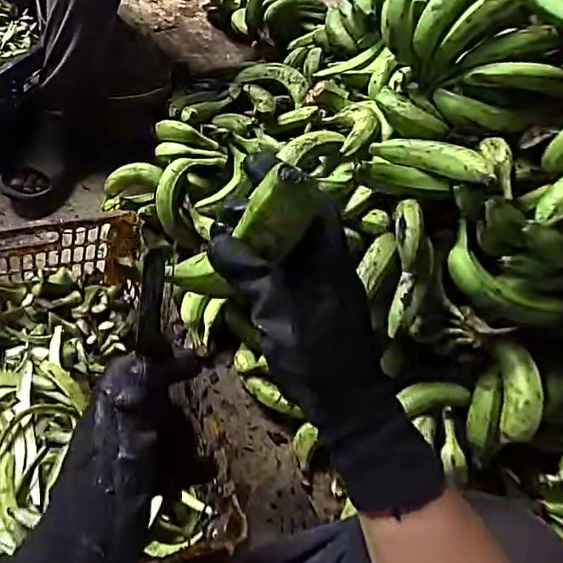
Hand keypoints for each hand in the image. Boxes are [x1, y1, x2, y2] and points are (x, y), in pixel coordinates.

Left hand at [0, 352, 197, 562]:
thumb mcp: (120, 468)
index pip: (133, 371)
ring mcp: (117, 460)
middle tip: (205, 411)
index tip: (199, 364)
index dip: (165, 364)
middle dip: (179, 400)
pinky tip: (200, 476)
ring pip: (157, 430)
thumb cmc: (95, 525)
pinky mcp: (125, 486)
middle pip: (149, 399)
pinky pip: (159, 462)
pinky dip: (180, 464)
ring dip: (182, 434)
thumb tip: (143, 371)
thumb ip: (132, 419)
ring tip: (205, 449)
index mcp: (104, 420)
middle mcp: (110, 432)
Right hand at [210, 170, 444, 516]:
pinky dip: (264, 255)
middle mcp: (327, 258)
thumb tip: (217, 236)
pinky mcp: (313, 297)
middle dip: (264, 203)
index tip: (252, 164)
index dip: (282, 178)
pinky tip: (242, 261)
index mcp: (327, 254)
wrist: (345, 399)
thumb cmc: (315, 352)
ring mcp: (321, 278)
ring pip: (291, 240)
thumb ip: (248, 271)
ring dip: (262, 230)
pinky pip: (287, 263)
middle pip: (297, 217)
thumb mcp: (276, 310)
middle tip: (230, 202)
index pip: (309, 200)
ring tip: (229, 227)